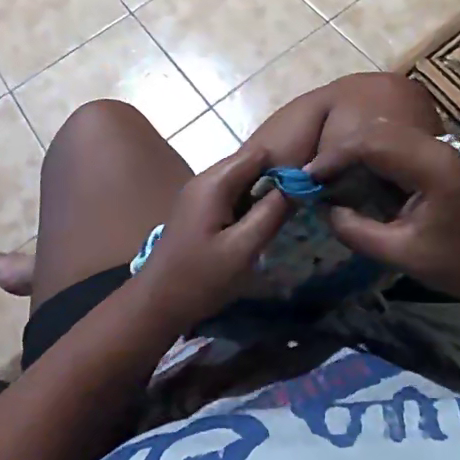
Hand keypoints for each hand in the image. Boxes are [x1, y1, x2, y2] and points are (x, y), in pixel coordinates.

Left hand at [131, 147, 290, 333]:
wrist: (156, 304)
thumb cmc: (200, 278)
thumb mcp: (242, 249)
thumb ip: (271, 213)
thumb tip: (298, 184)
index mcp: (214, 183)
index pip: (259, 155)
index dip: (283, 166)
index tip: (303, 189)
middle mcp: (204, 179)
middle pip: (249, 164)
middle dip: (273, 179)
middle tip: (296, 205)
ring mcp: (198, 193)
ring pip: (240, 180)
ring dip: (261, 193)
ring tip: (281, 215)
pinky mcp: (198, 208)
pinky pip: (230, 194)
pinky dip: (247, 203)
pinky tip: (257, 225)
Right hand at [306, 118, 459, 309]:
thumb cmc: (457, 264)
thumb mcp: (401, 254)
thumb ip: (357, 231)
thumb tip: (325, 209)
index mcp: (430, 167)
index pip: (371, 144)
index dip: (335, 157)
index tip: (308, 178)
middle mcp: (435, 147)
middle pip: (377, 131)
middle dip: (341, 150)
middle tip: (314, 176)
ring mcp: (439, 149)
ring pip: (386, 132)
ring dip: (355, 149)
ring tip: (330, 174)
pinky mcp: (437, 157)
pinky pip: (397, 143)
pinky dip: (371, 154)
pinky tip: (356, 174)